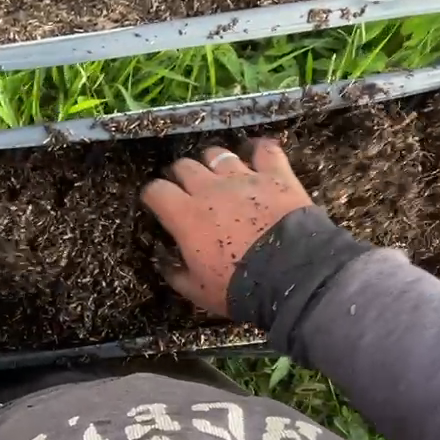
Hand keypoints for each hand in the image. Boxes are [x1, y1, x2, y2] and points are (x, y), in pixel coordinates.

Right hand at [141, 139, 313, 317]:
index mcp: (186, 216)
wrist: (289, 274)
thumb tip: (162, 260)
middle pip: (184, 166)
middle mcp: (209, 189)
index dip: (151, 195)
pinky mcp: (275, 174)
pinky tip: (254, 155)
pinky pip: (263, 150)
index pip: (156, 191)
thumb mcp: (195, 290)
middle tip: (183, 189)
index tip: (154, 203)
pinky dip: (256, 150)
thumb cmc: (236, 286)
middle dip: (178, 175)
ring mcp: (243, 178)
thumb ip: (174, 272)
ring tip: (215, 174)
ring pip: (217, 154)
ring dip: (211, 162)